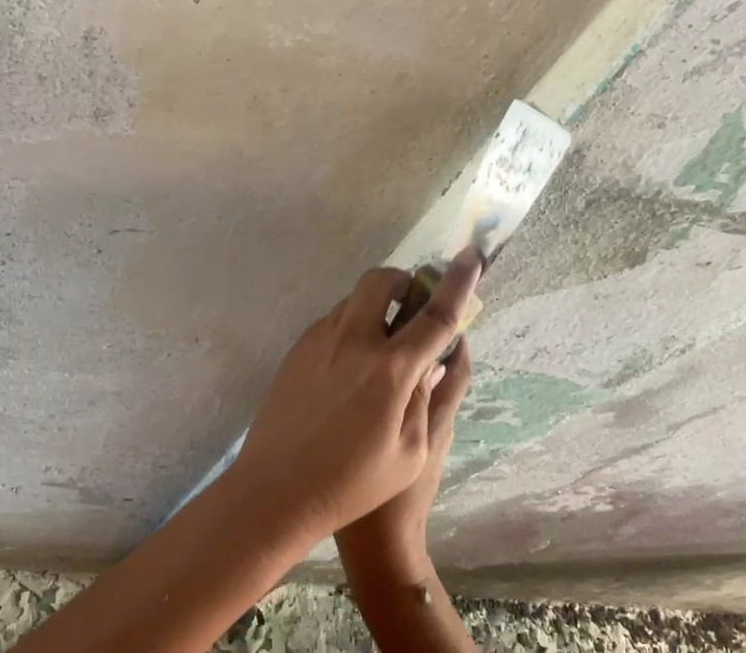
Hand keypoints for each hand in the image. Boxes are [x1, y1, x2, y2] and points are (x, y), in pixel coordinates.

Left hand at [235, 248, 483, 541]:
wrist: (275, 490)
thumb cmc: (352, 482)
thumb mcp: (409, 453)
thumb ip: (424, 400)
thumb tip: (427, 363)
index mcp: (390, 369)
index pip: (435, 315)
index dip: (458, 282)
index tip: (471, 256)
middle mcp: (353, 341)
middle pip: (381, 281)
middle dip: (402, 281)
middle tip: (411, 305)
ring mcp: (319, 341)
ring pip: (353, 299)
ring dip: (375, 307)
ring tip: (380, 348)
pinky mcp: (297, 350)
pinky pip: (333, 322)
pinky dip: (351, 328)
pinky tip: (349, 371)